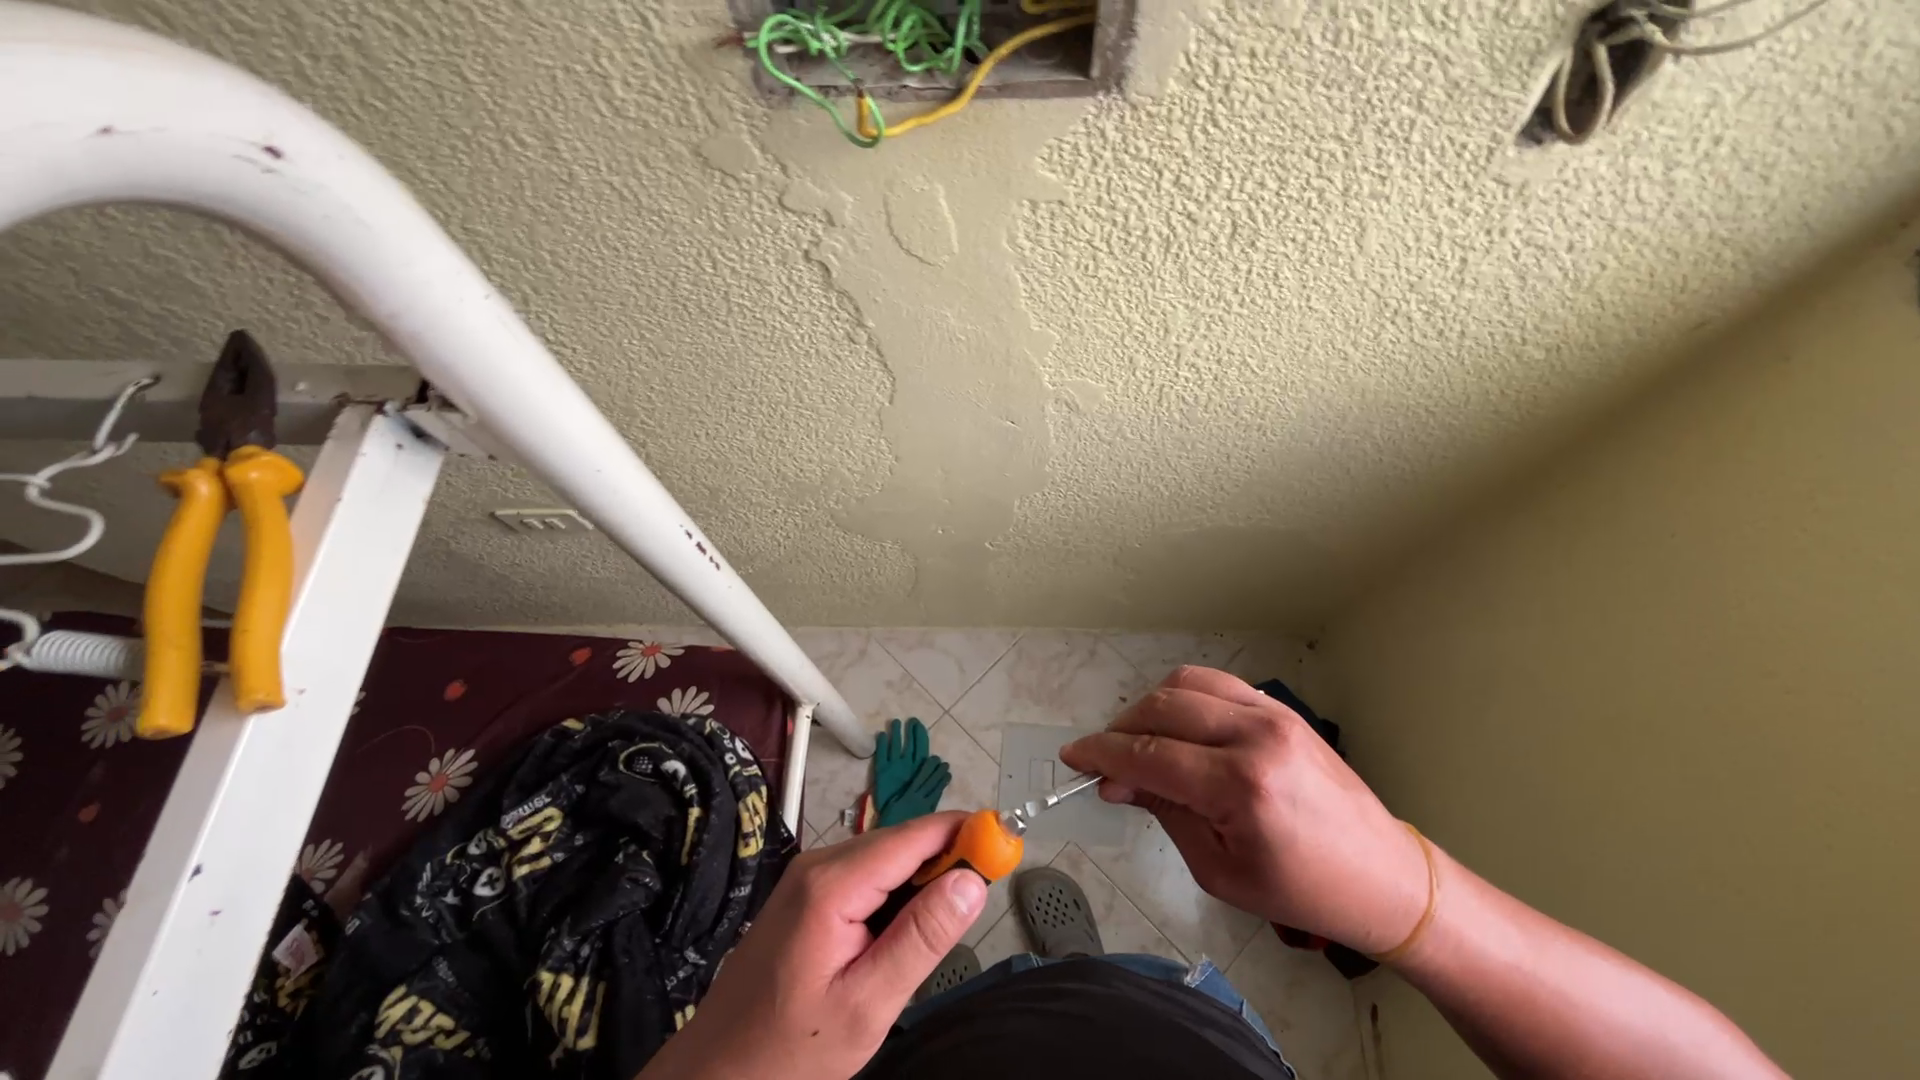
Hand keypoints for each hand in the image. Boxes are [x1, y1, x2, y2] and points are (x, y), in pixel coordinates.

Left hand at [641, 812, 987, 1079]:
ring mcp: (808, 876)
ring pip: (885, 859)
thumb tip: (973, 880)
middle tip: (971, 910)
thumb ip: (922, 937)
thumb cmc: (791, 1051)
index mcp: (832, 883)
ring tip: (929, 937)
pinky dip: (893, 896)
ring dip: (919, 883)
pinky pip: (865, 877)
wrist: (717, 1073)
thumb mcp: (868, 1003)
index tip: (1007, 845)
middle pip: (902, 842)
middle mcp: (819, 864)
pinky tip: (893, 940)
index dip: (965, 833)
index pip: (915, 834)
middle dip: (944, 862)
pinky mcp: (805, 894)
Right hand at [1060, 666, 1428, 954]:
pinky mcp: (1283, 710)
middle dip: (1120, 731)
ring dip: (1150, 706)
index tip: (1072, 757)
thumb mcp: (1217, 868)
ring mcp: (1274, 714)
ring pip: (1186, 683)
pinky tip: (1177, 728)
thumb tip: (1114, 780)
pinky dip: (1184, 698)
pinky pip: (1217, 685)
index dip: (1101, 753)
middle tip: (1105, 763)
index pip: (1148, 753)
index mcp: (1240, 785)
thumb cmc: (1298, 891)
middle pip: (1161, 708)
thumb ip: (1162, 810)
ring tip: (1139, 742)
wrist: (1381, 877)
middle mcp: (1255, 735)